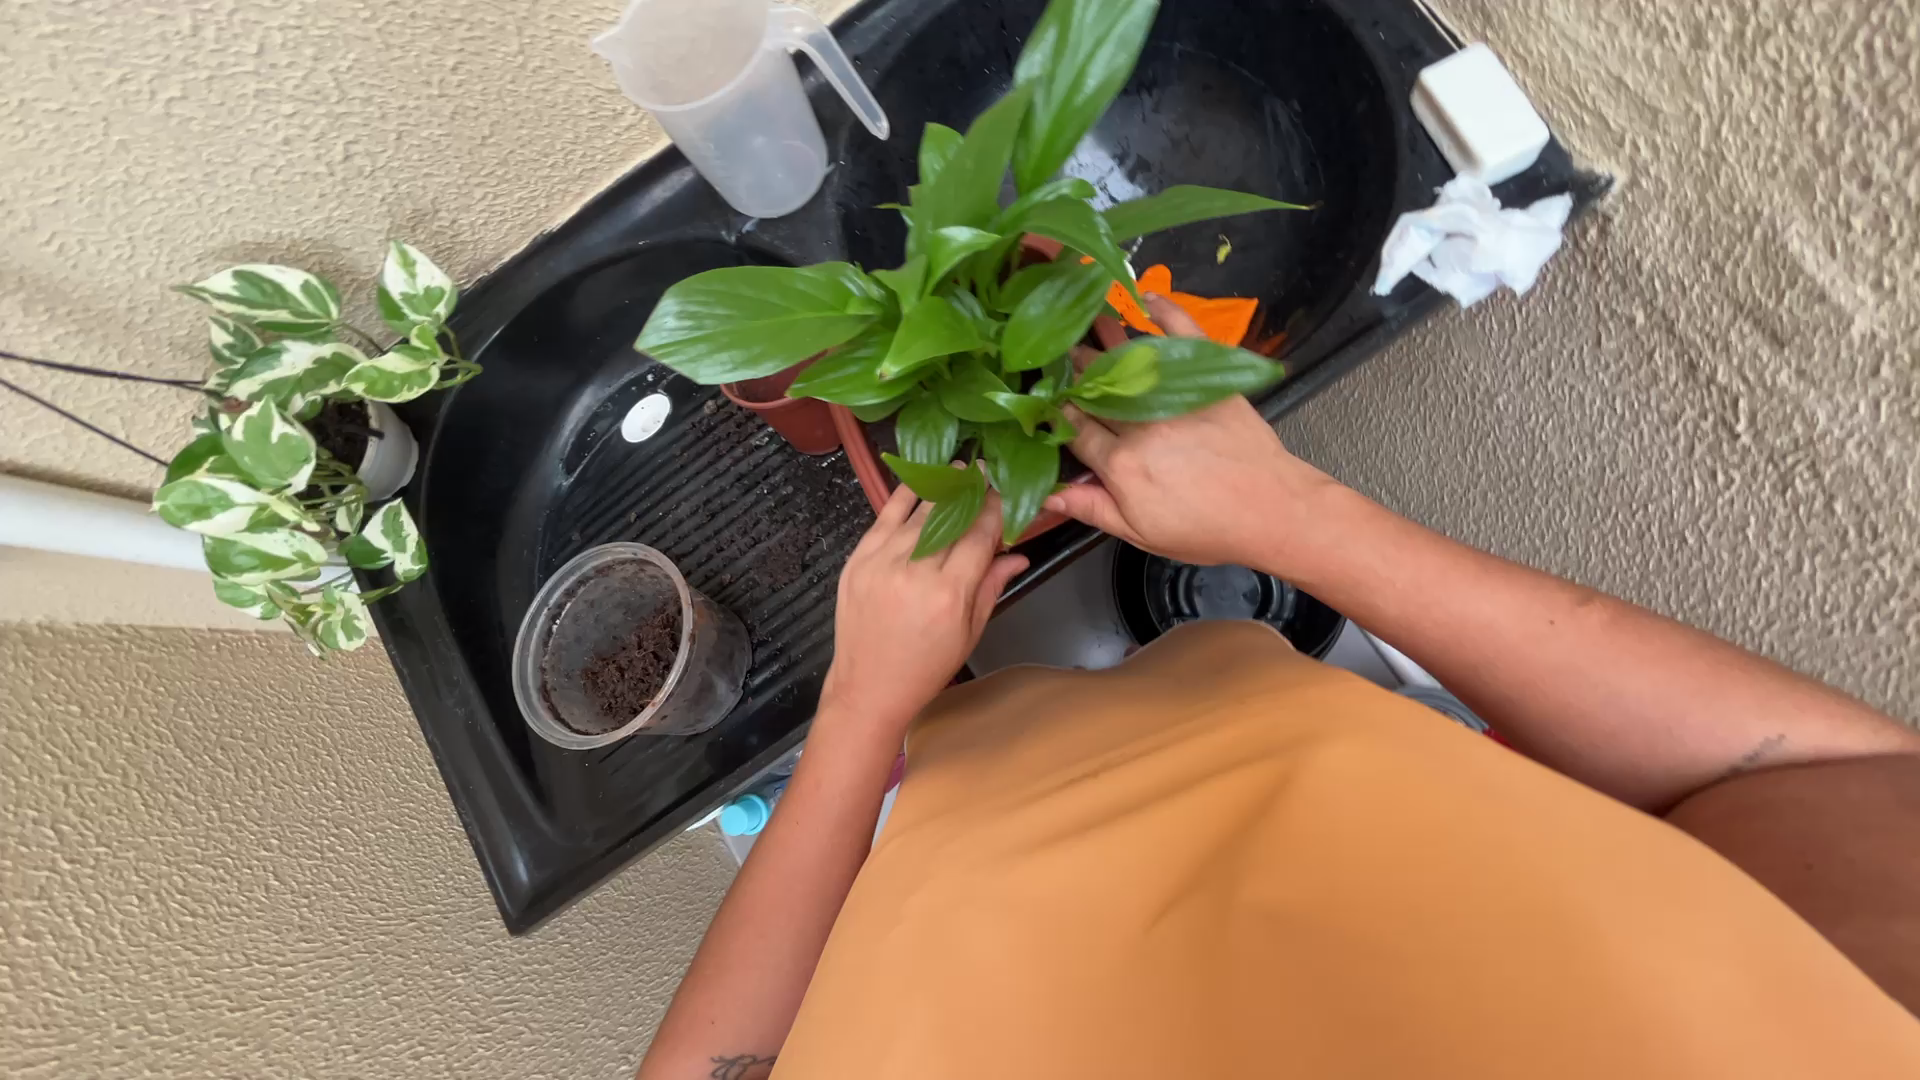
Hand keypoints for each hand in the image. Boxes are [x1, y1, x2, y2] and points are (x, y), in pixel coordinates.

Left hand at [820, 475, 1028, 740]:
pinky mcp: (857, 560)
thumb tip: (1019, 555)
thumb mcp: (969, 633)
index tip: (1006, 492)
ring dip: (941, 490)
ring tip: (959, 473)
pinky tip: (921, 482)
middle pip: (950, 518)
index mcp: (949, 594)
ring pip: (919, 513)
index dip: (995, 510)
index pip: (979, 536)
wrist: (868, 688)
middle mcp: (915, 572)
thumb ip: (991, 587)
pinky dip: (904, 497)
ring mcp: (881, 563)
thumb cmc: (926, 667)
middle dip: (972, 494)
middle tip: (986, 473)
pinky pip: (884, 518)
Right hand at [1047, 295, 1338, 571]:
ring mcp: (1173, 398)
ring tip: (1081, 320)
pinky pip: (1183, 338)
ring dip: (1102, 337)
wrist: (1271, 511)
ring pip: (1128, 361)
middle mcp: (1140, 424)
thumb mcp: (1140, 534)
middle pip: (1094, 391)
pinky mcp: (1206, 383)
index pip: (1075, 429)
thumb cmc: (1204, 528)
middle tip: (1051, 352)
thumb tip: (1047, 494)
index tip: (1039, 394)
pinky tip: (1146, 298)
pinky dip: (1165, 314)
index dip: (1055, 412)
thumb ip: (1093, 508)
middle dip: (1070, 371)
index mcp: (1120, 464)